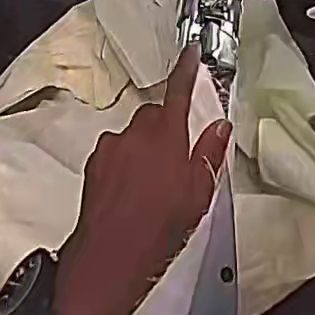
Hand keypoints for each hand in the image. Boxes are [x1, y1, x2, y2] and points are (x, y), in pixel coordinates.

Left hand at [57, 45, 231, 314]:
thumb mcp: (197, 195)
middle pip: (156, 114)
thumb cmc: (159, 231)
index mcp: (166, 137)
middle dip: (168, 128)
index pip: (178, 91)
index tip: (190, 54)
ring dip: (146, 147)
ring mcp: (111, 147)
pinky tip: (133, 189)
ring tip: (153, 184)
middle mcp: (135, 134)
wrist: (107, 261)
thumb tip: (219, 126)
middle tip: (178, 161)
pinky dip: (126, 160)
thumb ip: (209, 153)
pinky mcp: (95, 162)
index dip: (186, 70)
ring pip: (135, 133)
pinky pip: (117, 149)